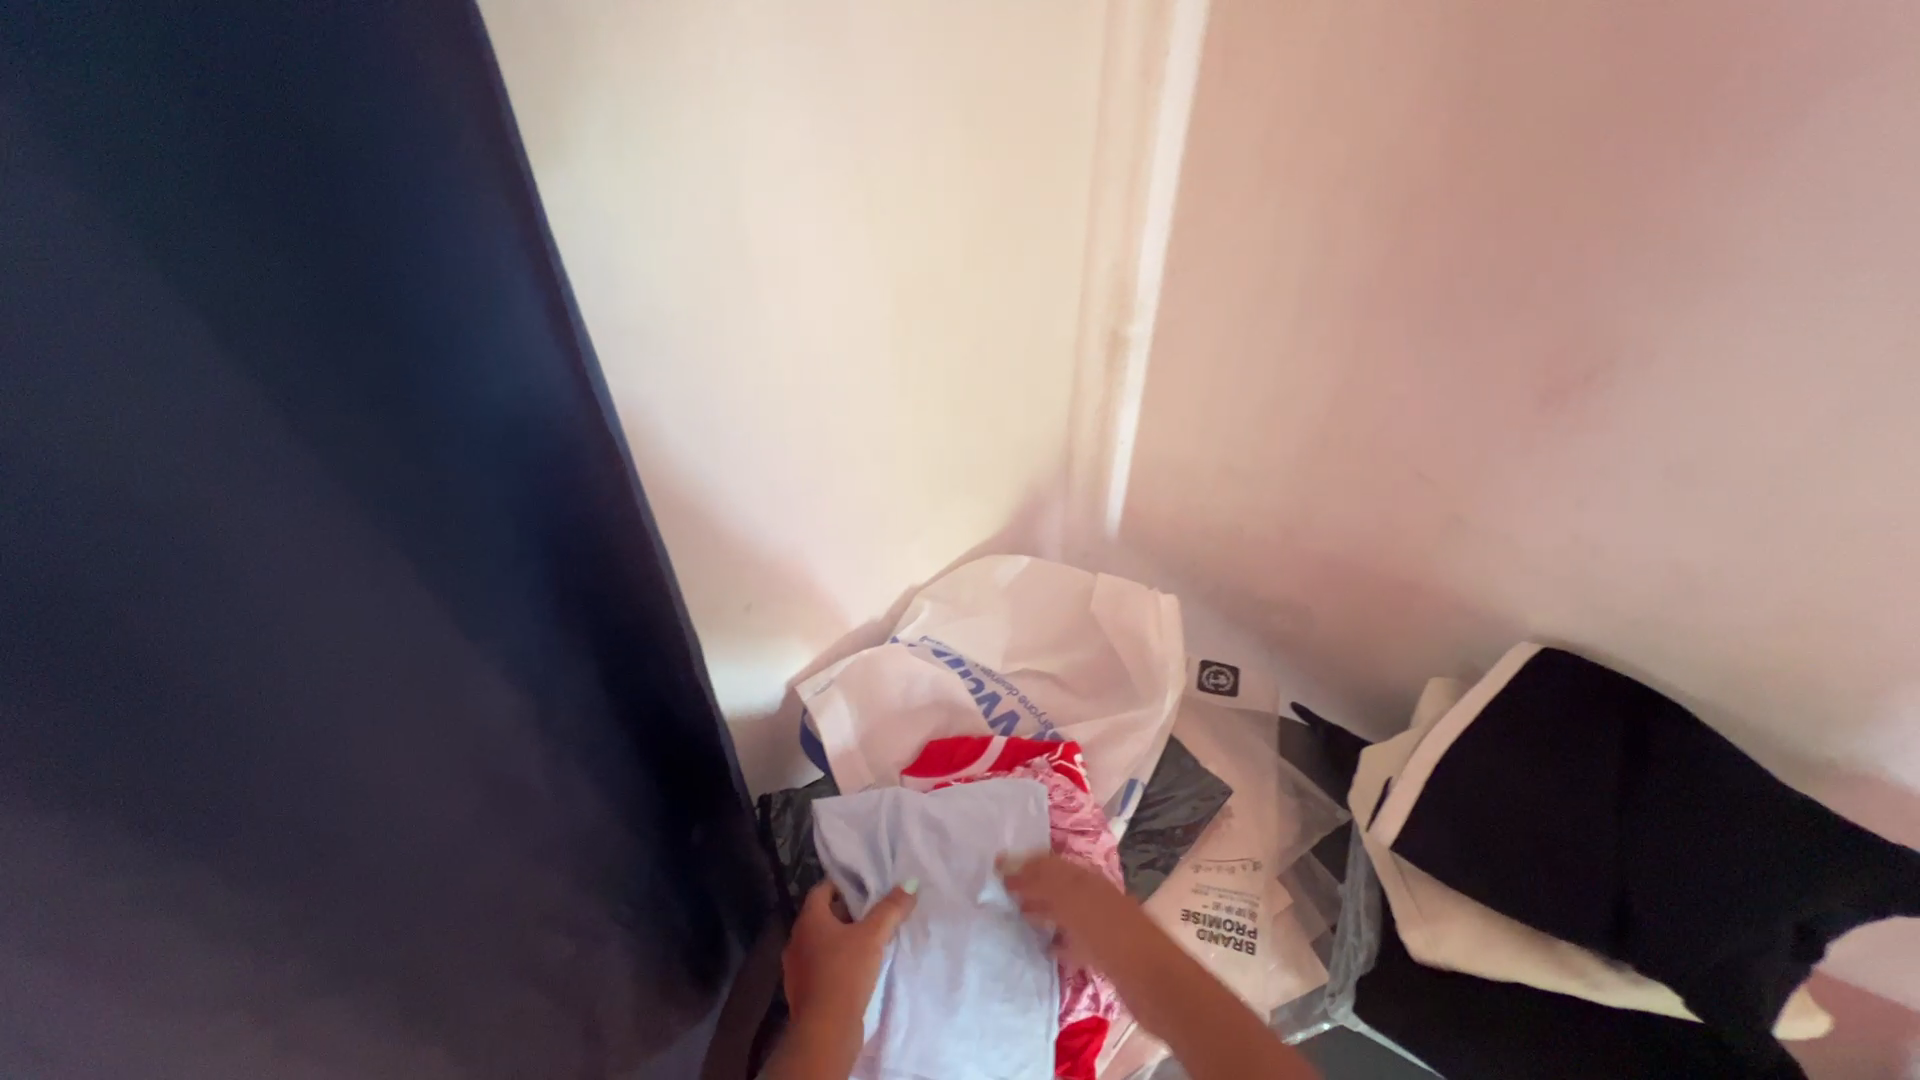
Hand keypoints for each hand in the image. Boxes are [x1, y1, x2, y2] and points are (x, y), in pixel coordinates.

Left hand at [783, 880, 917, 1031]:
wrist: (825, 1031)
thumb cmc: (845, 973)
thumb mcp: (873, 936)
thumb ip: (891, 909)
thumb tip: (910, 884)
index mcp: (808, 920)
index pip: (822, 890)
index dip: (843, 885)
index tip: (865, 887)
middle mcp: (796, 940)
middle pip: (822, 916)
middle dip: (847, 913)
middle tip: (874, 912)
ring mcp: (797, 968)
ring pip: (821, 943)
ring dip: (842, 939)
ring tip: (869, 940)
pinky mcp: (803, 991)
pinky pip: (821, 966)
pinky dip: (836, 962)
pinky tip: (857, 969)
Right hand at [998, 854, 1154, 974]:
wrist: (1155, 982)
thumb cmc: (1111, 937)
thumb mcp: (1073, 904)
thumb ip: (1043, 887)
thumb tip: (1012, 872)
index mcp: (1086, 879)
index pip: (1049, 864)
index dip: (1024, 864)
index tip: (996, 869)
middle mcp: (1093, 896)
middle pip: (1057, 885)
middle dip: (1031, 886)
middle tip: (1002, 891)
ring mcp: (1101, 925)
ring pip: (1065, 912)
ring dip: (1043, 911)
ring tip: (1018, 915)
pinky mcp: (1105, 954)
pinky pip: (1074, 940)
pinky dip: (1058, 939)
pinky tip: (1047, 947)